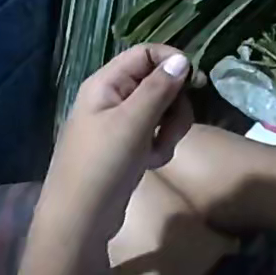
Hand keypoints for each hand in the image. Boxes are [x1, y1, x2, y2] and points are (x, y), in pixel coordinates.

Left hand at [43, 45, 196, 246]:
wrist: (80, 221)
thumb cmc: (101, 165)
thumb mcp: (132, 122)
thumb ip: (158, 88)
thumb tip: (182, 58)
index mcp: (106, 84)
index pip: (144, 53)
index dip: (171, 61)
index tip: (195, 81)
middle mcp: (112, 98)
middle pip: (158, 82)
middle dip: (174, 104)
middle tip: (172, 128)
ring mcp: (120, 124)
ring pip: (162, 110)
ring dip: (169, 129)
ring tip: (158, 151)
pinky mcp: (128, 146)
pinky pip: (156, 134)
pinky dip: (160, 146)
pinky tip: (151, 164)